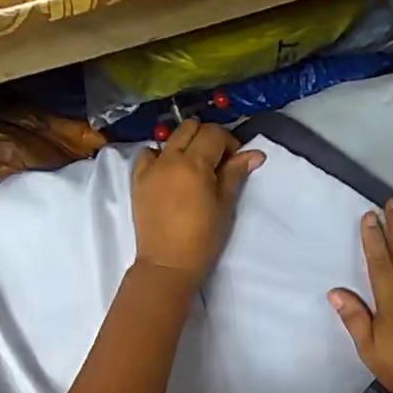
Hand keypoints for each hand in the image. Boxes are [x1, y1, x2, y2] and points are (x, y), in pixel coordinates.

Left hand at [131, 119, 264, 283]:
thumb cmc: (202, 239)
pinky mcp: (138, 181)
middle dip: (206, 137)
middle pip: (190, 128)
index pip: (213, 133)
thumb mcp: (224, 206)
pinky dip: (159, 156)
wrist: (168, 264)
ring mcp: (150, 169)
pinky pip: (147, 155)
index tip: (234, 161)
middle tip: (215, 162)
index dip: (228, 142)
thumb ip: (235, 174)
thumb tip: (255, 154)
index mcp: (194, 164)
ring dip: (184, 145)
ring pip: (168, 138)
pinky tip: (168, 172)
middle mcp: (170, 159)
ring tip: (192, 168)